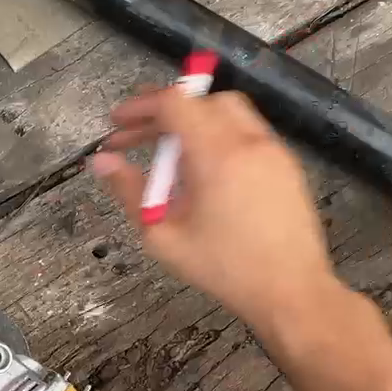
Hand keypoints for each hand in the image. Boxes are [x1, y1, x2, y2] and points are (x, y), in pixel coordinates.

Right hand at [89, 86, 345, 337]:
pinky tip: (196, 169)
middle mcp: (249, 143)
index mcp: (217, 156)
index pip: (177, 103)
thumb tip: (101, 161)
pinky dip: (214, 135)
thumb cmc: (222, 266)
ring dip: (190, 122)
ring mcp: (273, 151)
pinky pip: (245, 132)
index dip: (141, 105)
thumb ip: (129, 191)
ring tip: (162, 153)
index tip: (117, 122)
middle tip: (133, 134)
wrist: (290, 290)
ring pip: (227, 112)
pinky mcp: (284, 165)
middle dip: (163, 111)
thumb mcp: (160, 234)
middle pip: (203, 100)